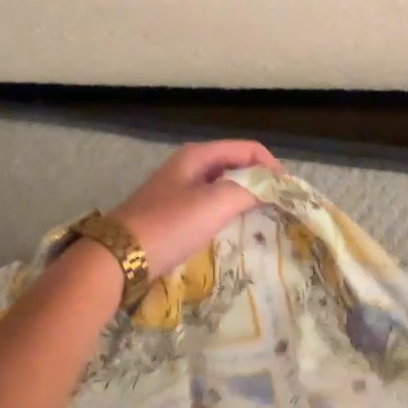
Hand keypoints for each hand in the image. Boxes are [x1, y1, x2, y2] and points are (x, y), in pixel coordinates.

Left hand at [106, 141, 282, 277]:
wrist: (117, 259)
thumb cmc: (169, 226)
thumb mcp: (215, 203)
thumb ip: (250, 189)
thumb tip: (274, 186)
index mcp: (198, 155)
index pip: (248, 149)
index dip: (272, 166)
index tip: (290, 192)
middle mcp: (188, 166)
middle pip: (236, 165)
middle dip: (260, 181)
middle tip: (280, 206)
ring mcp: (178, 190)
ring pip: (222, 186)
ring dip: (244, 197)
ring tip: (262, 219)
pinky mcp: (172, 213)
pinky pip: (209, 204)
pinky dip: (227, 212)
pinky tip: (232, 230)